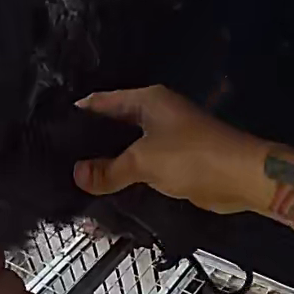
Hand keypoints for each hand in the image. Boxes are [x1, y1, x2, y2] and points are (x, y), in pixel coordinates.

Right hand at [72, 86, 279, 214]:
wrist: (242, 177)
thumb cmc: (193, 157)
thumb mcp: (144, 161)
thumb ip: (109, 169)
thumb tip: (78, 175)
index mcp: (148, 101)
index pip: (103, 101)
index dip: (78, 114)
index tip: (51, 131)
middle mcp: (158, 115)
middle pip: (115, 126)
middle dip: (92, 144)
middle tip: (61, 162)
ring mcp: (170, 139)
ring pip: (131, 150)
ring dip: (111, 165)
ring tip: (78, 181)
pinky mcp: (179, 163)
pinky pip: (146, 169)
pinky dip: (130, 178)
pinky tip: (111, 192)